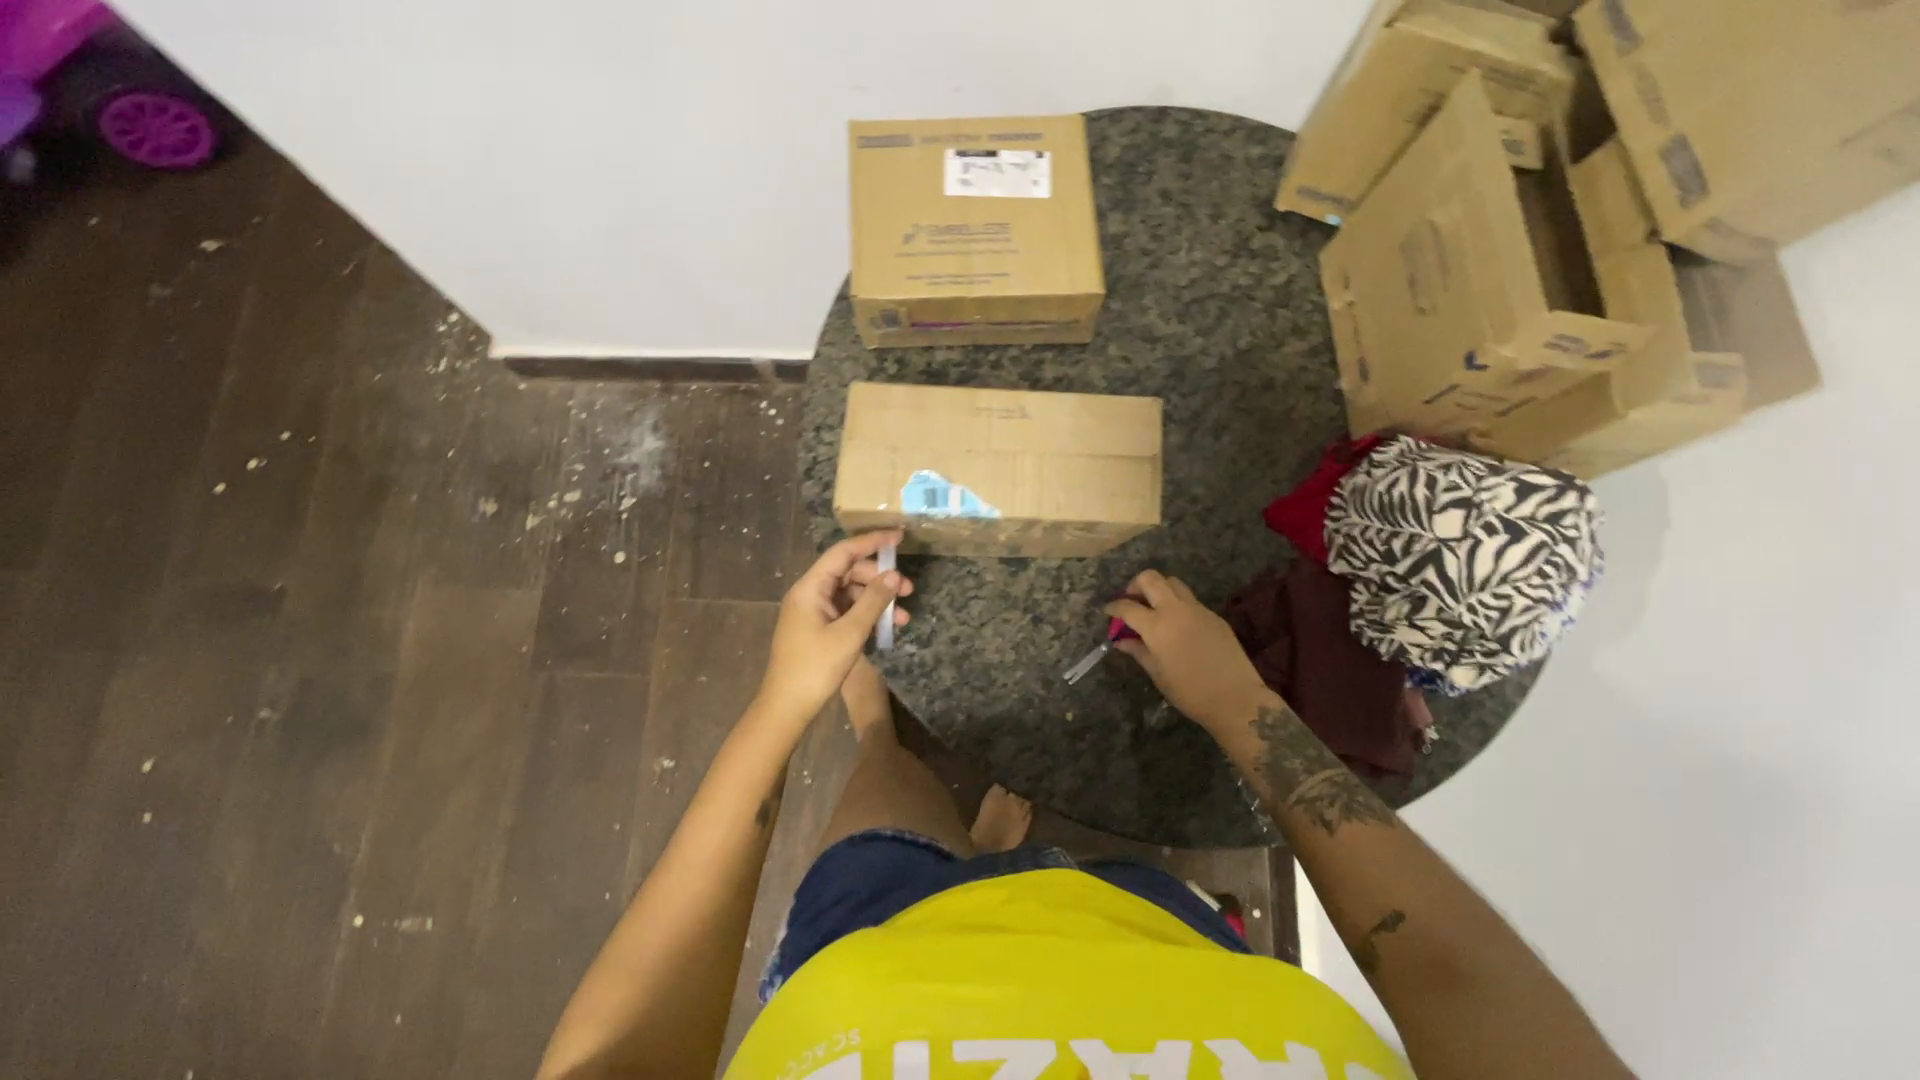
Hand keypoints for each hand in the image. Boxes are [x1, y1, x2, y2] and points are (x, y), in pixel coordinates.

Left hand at [756, 530, 911, 725]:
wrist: (787, 706)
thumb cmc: (815, 667)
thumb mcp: (850, 633)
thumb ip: (873, 601)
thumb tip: (894, 575)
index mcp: (810, 588)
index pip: (843, 552)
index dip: (872, 542)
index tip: (899, 538)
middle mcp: (809, 594)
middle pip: (849, 572)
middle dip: (880, 578)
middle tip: (908, 589)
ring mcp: (813, 612)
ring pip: (850, 594)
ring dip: (877, 601)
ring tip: (903, 617)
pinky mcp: (818, 629)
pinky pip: (846, 612)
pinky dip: (866, 616)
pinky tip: (887, 628)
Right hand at [1104, 570, 1271, 734]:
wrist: (1235, 697)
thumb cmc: (1189, 692)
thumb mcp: (1157, 673)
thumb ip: (1138, 650)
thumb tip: (1121, 640)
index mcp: (1157, 626)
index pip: (1127, 607)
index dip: (1113, 607)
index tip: (1108, 611)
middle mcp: (1176, 610)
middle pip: (1150, 578)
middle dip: (1135, 585)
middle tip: (1131, 602)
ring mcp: (1198, 609)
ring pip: (1173, 582)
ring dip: (1158, 589)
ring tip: (1153, 609)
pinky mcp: (1214, 615)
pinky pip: (1190, 599)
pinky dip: (1177, 604)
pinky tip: (1177, 625)